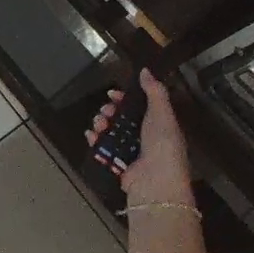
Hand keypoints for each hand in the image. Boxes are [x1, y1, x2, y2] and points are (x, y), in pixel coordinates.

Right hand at [86, 70, 194, 208]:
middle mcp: (145, 138)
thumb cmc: (162, 144)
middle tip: (105, 112)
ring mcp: (131, 152)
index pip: (139, 106)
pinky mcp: (118, 165)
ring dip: (101, 124)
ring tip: (99, 124)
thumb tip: (146, 70)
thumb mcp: (162, 113)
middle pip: (121, 118)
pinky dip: (96, 141)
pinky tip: (91, 136)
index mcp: (159, 125)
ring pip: (110, 132)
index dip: (124, 98)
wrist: (155, 182)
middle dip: (109, 111)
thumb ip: (154, 91)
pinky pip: (103, 149)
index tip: (112, 94)